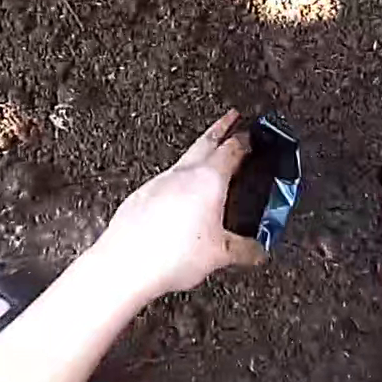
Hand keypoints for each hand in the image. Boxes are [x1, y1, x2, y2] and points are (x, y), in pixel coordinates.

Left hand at [93, 110, 265, 298]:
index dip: (244, 139)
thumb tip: (258, 251)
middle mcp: (183, 174)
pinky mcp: (142, 195)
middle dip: (221, 127)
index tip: (251, 133)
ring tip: (209, 157)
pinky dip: (179, 179)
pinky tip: (181, 195)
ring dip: (200, 152)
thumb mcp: (219, 255)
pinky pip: (167, 180)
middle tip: (231, 116)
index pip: (231, 148)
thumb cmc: (170, 255)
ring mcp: (160, 182)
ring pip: (185, 159)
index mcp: (208, 180)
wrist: (123, 265)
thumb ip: (245, 250)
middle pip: (206, 141)